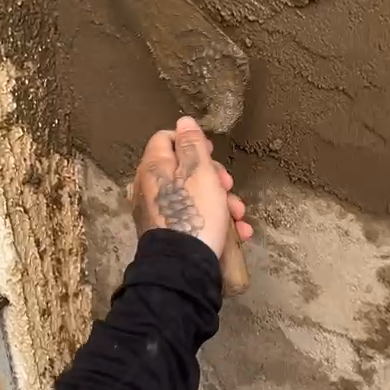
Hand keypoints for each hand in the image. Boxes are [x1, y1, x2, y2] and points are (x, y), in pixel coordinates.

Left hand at [128, 116, 252, 257]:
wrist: (184, 267)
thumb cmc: (195, 215)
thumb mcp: (200, 172)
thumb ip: (192, 144)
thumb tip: (183, 122)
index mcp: (154, 168)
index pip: (166, 138)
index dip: (191, 141)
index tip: (210, 152)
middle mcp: (151, 188)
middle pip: (184, 169)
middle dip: (215, 177)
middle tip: (228, 186)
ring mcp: (159, 213)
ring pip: (195, 196)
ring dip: (222, 202)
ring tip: (239, 216)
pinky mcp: (170, 233)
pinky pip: (194, 218)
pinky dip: (216, 222)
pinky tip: (237, 233)